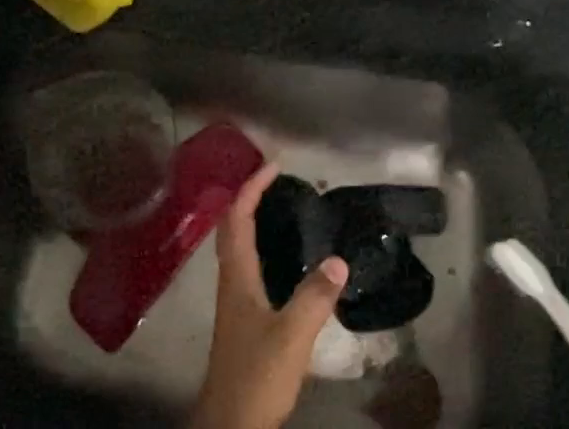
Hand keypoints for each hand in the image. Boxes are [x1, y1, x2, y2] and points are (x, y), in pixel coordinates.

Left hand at [191, 164, 348, 428]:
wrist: (231, 424)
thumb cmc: (256, 376)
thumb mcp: (291, 337)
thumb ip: (314, 298)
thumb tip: (338, 259)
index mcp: (237, 277)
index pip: (238, 218)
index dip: (251, 188)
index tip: (274, 165)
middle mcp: (230, 282)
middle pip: (231, 227)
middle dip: (249, 197)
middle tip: (275, 180)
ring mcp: (234, 301)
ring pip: (237, 247)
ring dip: (252, 220)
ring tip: (279, 207)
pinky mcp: (242, 319)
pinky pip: (247, 267)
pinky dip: (260, 248)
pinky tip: (282, 259)